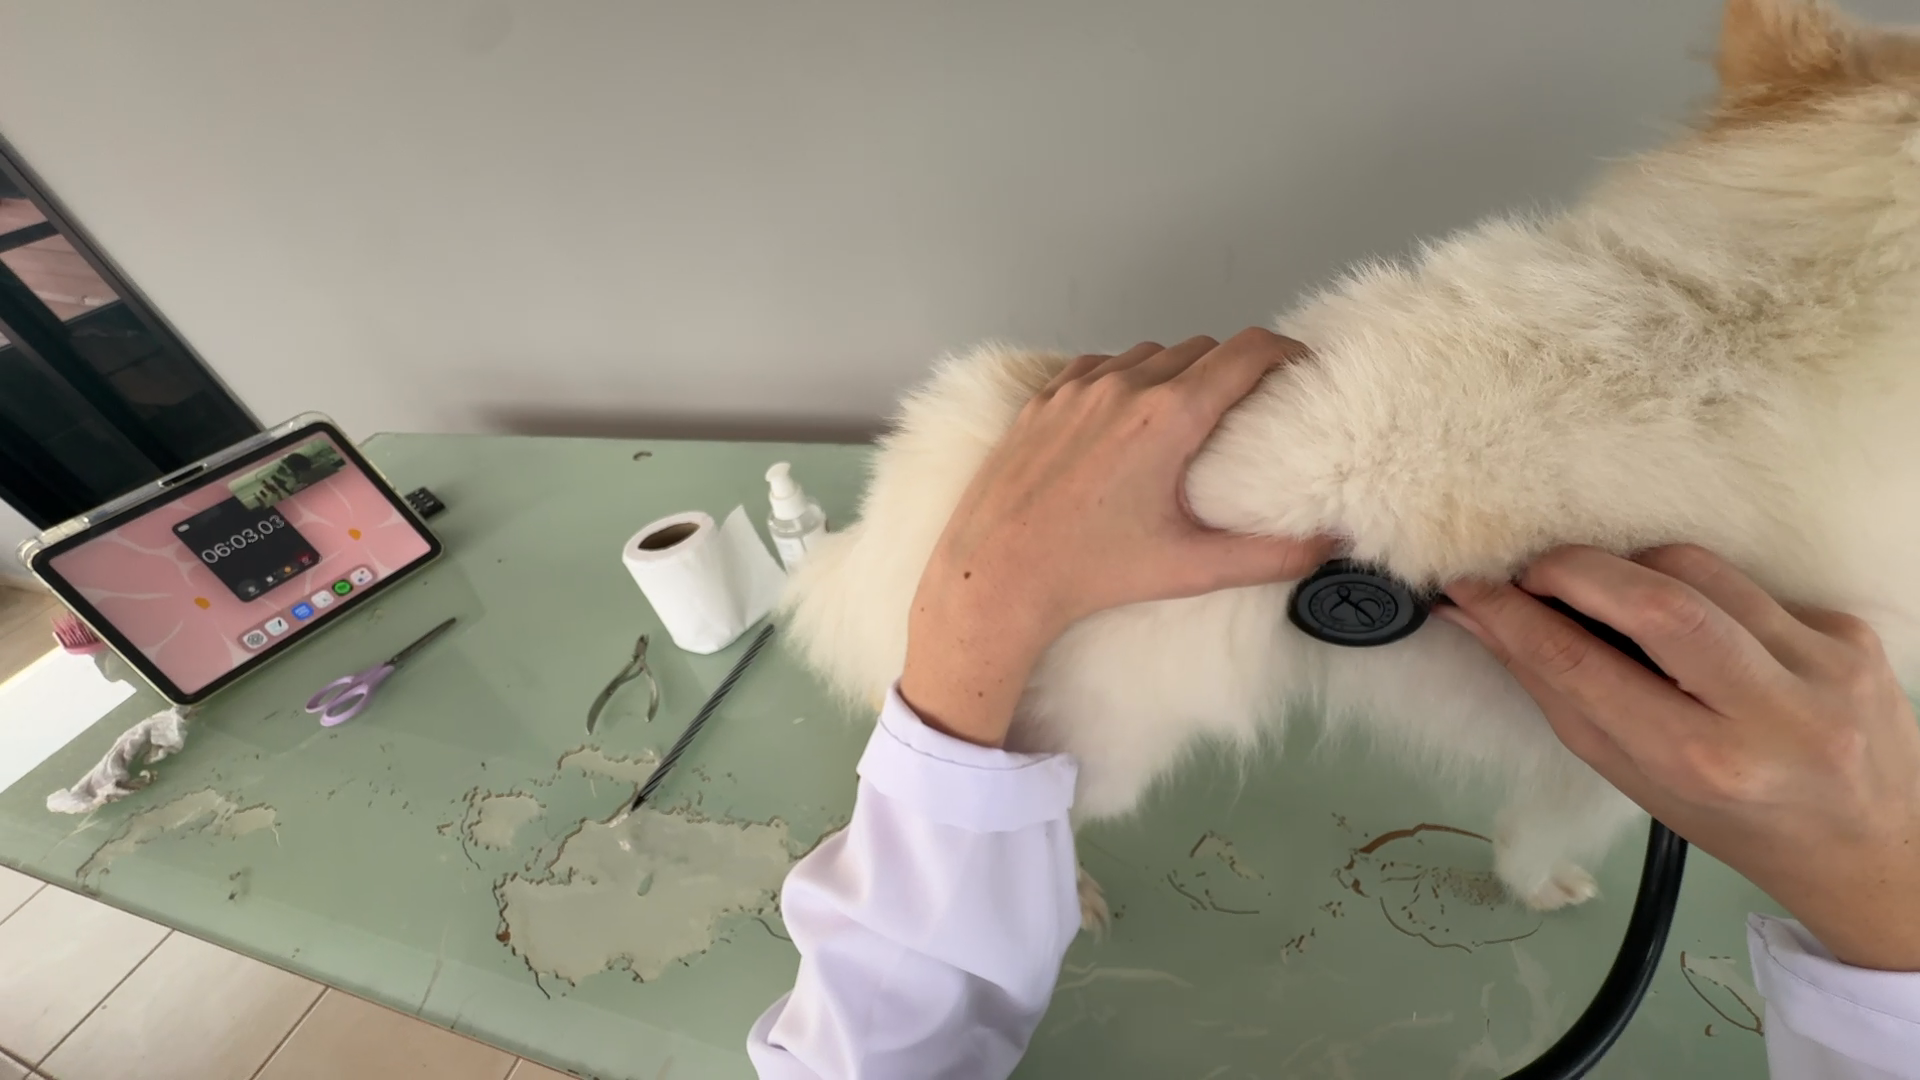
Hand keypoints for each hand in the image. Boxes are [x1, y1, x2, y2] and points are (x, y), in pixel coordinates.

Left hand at [900, 330, 1334, 747]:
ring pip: (1145, 355)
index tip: (1297, 367)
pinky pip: (1095, 367)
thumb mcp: (1188, 567)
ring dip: (1174, 372)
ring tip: (1179, 414)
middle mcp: (1122, 387)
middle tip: (1239, 408)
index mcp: (1168, 417)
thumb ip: (1269, 556)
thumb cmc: (1089, 572)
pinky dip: (1121, 378)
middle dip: (1229, 369)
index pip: (1246, 352)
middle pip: (1199, 350)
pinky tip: (1119, 415)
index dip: (1283, 351)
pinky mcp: (1041, 400)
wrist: (996, 571)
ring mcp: (1075, 389)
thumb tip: (1330, 547)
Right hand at [1439, 545, 1919, 970]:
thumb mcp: (1615, 761)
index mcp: (1698, 758)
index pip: (1578, 662)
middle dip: (1569, 570)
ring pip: (1694, 569)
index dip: (1510, 614)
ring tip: (1599, 597)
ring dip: (1622, 569)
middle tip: (1528, 576)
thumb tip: (1471, 615)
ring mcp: (1827, 664)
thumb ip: (1543, 681)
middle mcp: (1774, 711)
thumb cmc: (1718, 813)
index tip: (1466, 586)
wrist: (1869, 845)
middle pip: (1654, 600)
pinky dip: (1683, 588)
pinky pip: (1738, 581)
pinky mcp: (1853, 633)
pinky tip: (1680, 625)